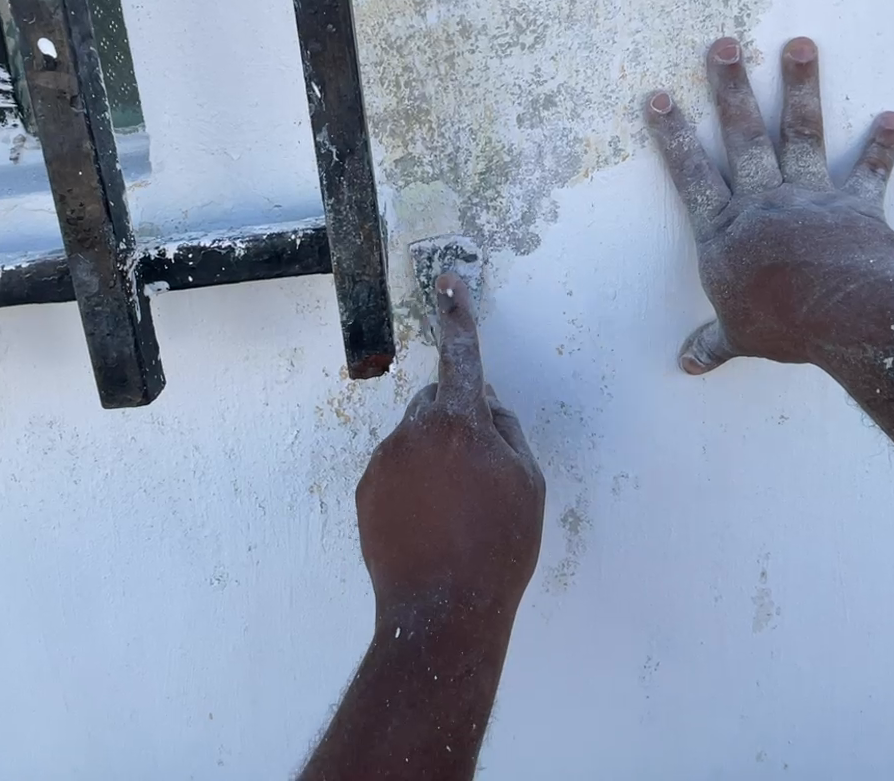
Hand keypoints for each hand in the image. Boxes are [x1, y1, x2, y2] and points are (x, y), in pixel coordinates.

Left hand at [355, 274, 544, 631]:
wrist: (443, 611)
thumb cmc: (499, 546)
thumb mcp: (528, 483)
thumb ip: (504, 430)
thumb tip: (484, 402)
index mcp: (459, 424)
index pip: (463, 357)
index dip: (460, 316)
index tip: (448, 282)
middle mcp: (414, 432)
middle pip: (438, 402)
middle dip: (456, 418)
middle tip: (479, 469)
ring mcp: (384, 460)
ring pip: (415, 436)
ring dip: (434, 453)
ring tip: (454, 508)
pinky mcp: (366, 488)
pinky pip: (394, 466)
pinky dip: (412, 480)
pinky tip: (428, 521)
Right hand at [645, 36, 893, 368]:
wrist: (846, 318)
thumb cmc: (781, 325)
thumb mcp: (739, 335)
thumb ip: (714, 342)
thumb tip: (688, 366)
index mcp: (725, 230)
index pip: (690, 174)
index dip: (672, 136)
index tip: (658, 96)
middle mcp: (762, 202)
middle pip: (743, 137)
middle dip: (731, 89)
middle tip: (724, 43)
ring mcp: (810, 198)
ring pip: (800, 134)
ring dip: (801, 88)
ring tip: (799, 43)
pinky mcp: (856, 207)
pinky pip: (868, 172)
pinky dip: (881, 147)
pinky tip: (892, 117)